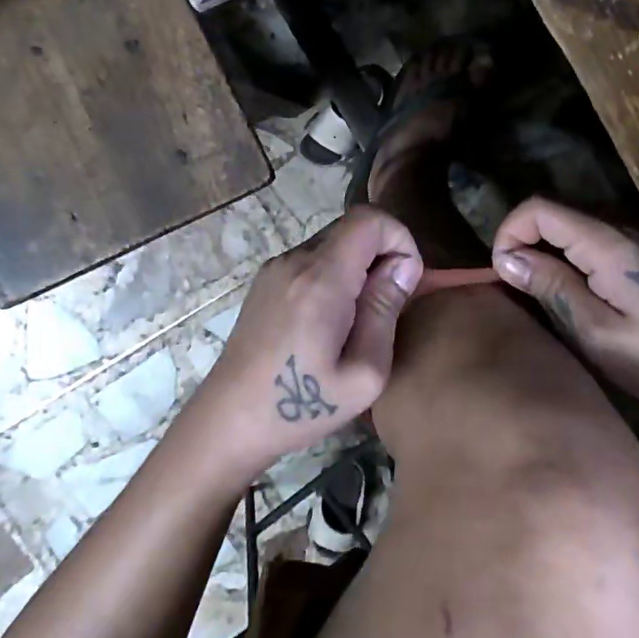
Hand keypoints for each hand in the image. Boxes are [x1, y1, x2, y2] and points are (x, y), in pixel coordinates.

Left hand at [186, 207, 422, 474]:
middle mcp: (294, 261)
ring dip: (357, 267)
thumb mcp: (365, 372)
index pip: (369, 219)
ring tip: (358, 320)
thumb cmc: (304, 406)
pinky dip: (332, 275)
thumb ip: (385, 309)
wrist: (231, 418)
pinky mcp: (264, 282)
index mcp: (320, 278)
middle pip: (350, 227)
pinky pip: (310, 261)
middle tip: (387, 306)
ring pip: (331, 244)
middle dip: (381, 255)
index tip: (406, 282)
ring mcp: (274, 269)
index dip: (400, 240)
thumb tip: (403, 265)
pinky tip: (329, 322)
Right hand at [490, 196, 638, 414]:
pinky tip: (567, 291)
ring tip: (537, 290)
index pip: (539, 208)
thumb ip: (551, 287)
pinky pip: (587, 240)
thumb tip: (507, 259)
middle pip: (553, 211)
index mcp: (609, 246)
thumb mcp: (594, 331)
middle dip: (522, 240)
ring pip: (569, 224)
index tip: (503, 271)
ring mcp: (633, 241)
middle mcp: (622, 231)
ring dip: (541, 249)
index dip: (509, 232)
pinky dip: (563, 256)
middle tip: (516, 284)